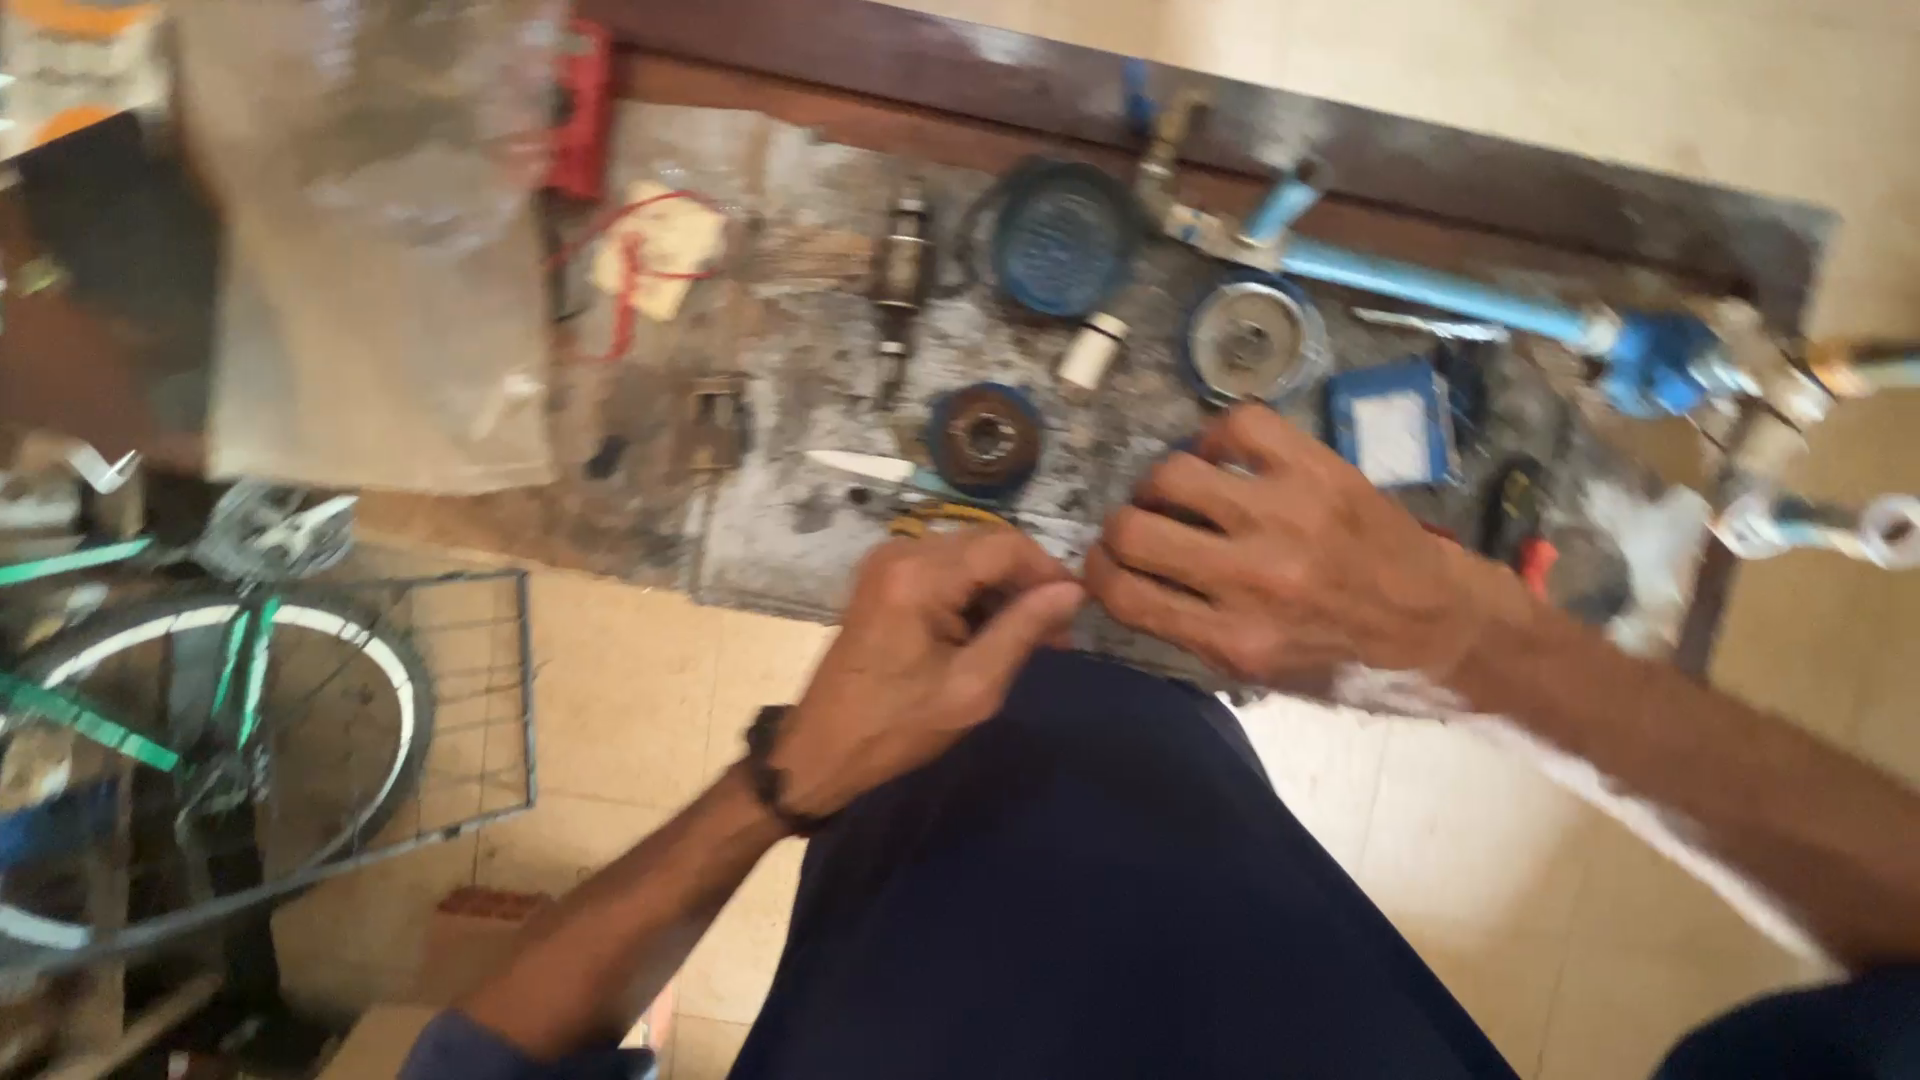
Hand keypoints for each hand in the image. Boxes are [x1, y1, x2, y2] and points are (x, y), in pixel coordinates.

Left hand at [769, 528, 1084, 818]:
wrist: (822, 748)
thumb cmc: (898, 726)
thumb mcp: (973, 686)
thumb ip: (1024, 629)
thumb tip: (1073, 591)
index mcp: (919, 575)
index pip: (1004, 545)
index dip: (1048, 570)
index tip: (1077, 607)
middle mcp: (901, 551)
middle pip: (986, 544)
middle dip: (1027, 581)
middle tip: (1056, 631)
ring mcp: (888, 561)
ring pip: (969, 555)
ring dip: (1002, 588)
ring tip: (1030, 637)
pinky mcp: (884, 577)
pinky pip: (944, 569)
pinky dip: (973, 593)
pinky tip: (990, 631)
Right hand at [1084, 405, 1525, 686]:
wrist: (1436, 621)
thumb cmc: (1338, 653)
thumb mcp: (1256, 669)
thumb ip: (1185, 629)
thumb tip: (1123, 577)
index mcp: (1234, 637)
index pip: (1123, 594)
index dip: (1095, 573)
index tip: (1102, 563)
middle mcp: (1253, 577)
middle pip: (1132, 530)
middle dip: (1117, 530)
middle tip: (1137, 528)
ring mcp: (1286, 515)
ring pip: (1171, 474)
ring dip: (1158, 485)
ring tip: (1177, 494)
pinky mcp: (1317, 470)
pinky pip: (1236, 427)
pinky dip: (1215, 438)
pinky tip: (1220, 459)